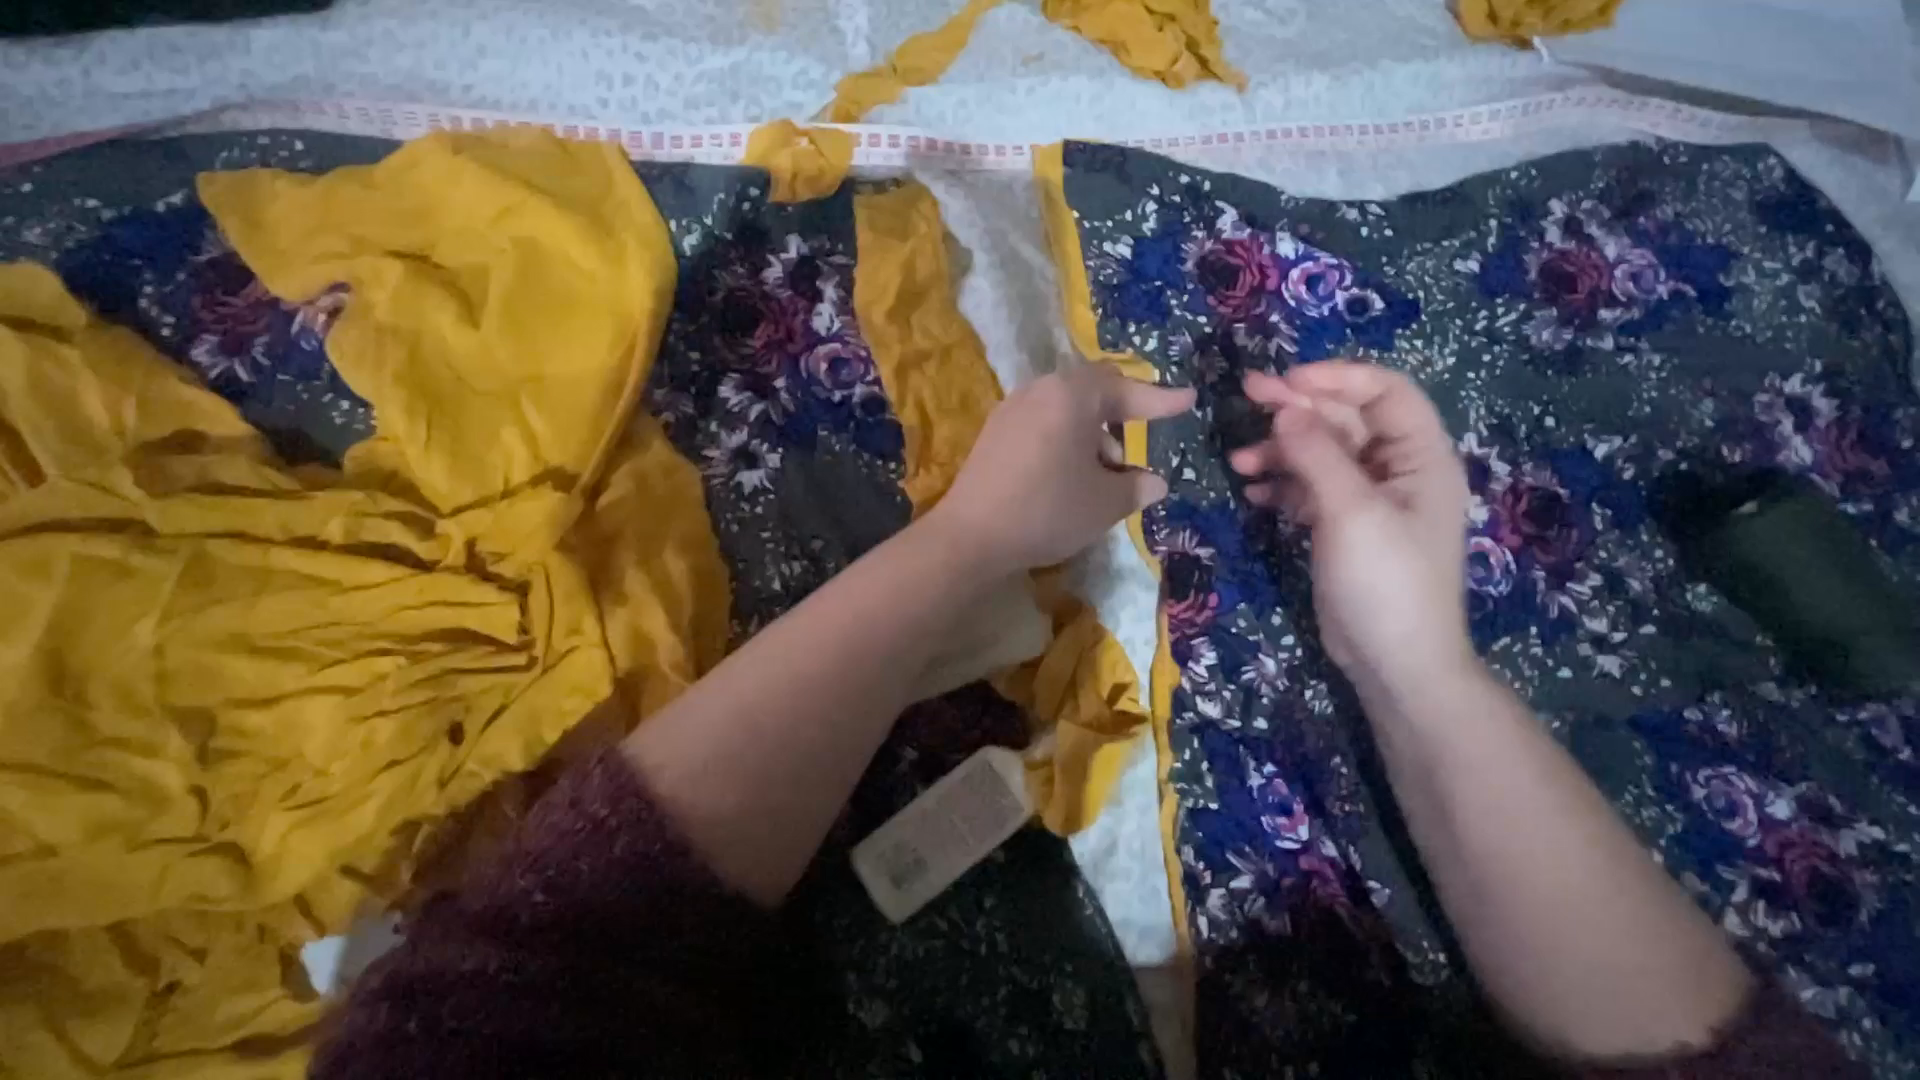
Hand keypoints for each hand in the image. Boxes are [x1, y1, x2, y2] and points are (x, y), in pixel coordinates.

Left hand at [931, 364, 1194, 576]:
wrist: (972, 536)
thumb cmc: (1048, 510)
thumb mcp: (1105, 503)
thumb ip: (1137, 486)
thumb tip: (1155, 482)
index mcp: (1072, 396)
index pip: (1126, 389)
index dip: (1160, 400)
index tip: (1188, 400)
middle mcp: (1040, 390)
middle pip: (1092, 390)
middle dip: (1122, 413)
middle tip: (1144, 434)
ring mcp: (1012, 409)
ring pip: (1066, 408)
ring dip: (1093, 432)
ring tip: (1107, 472)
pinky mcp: (995, 433)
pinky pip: (1043, 423)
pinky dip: (1066, 439)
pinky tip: (1071, 475)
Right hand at [1230, 362, 1473, 694]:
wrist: (1394, 663)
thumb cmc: (1386, 582)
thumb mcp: (1352, 512)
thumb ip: (1318, 454)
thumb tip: (1285, 408)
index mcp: (1421, 457)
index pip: (1384, 392)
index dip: (1335, 378)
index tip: (1284, 382)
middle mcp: (1398, 470)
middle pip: (1346, 420)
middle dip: (1297, 409)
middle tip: (1247, 396)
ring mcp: (1369, 500)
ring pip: (1321, 454)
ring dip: (1281, 451)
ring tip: (1239, 462)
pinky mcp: (1343, 527)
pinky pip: (1310, 489)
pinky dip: (1282, 485)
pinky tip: (1253, 493)